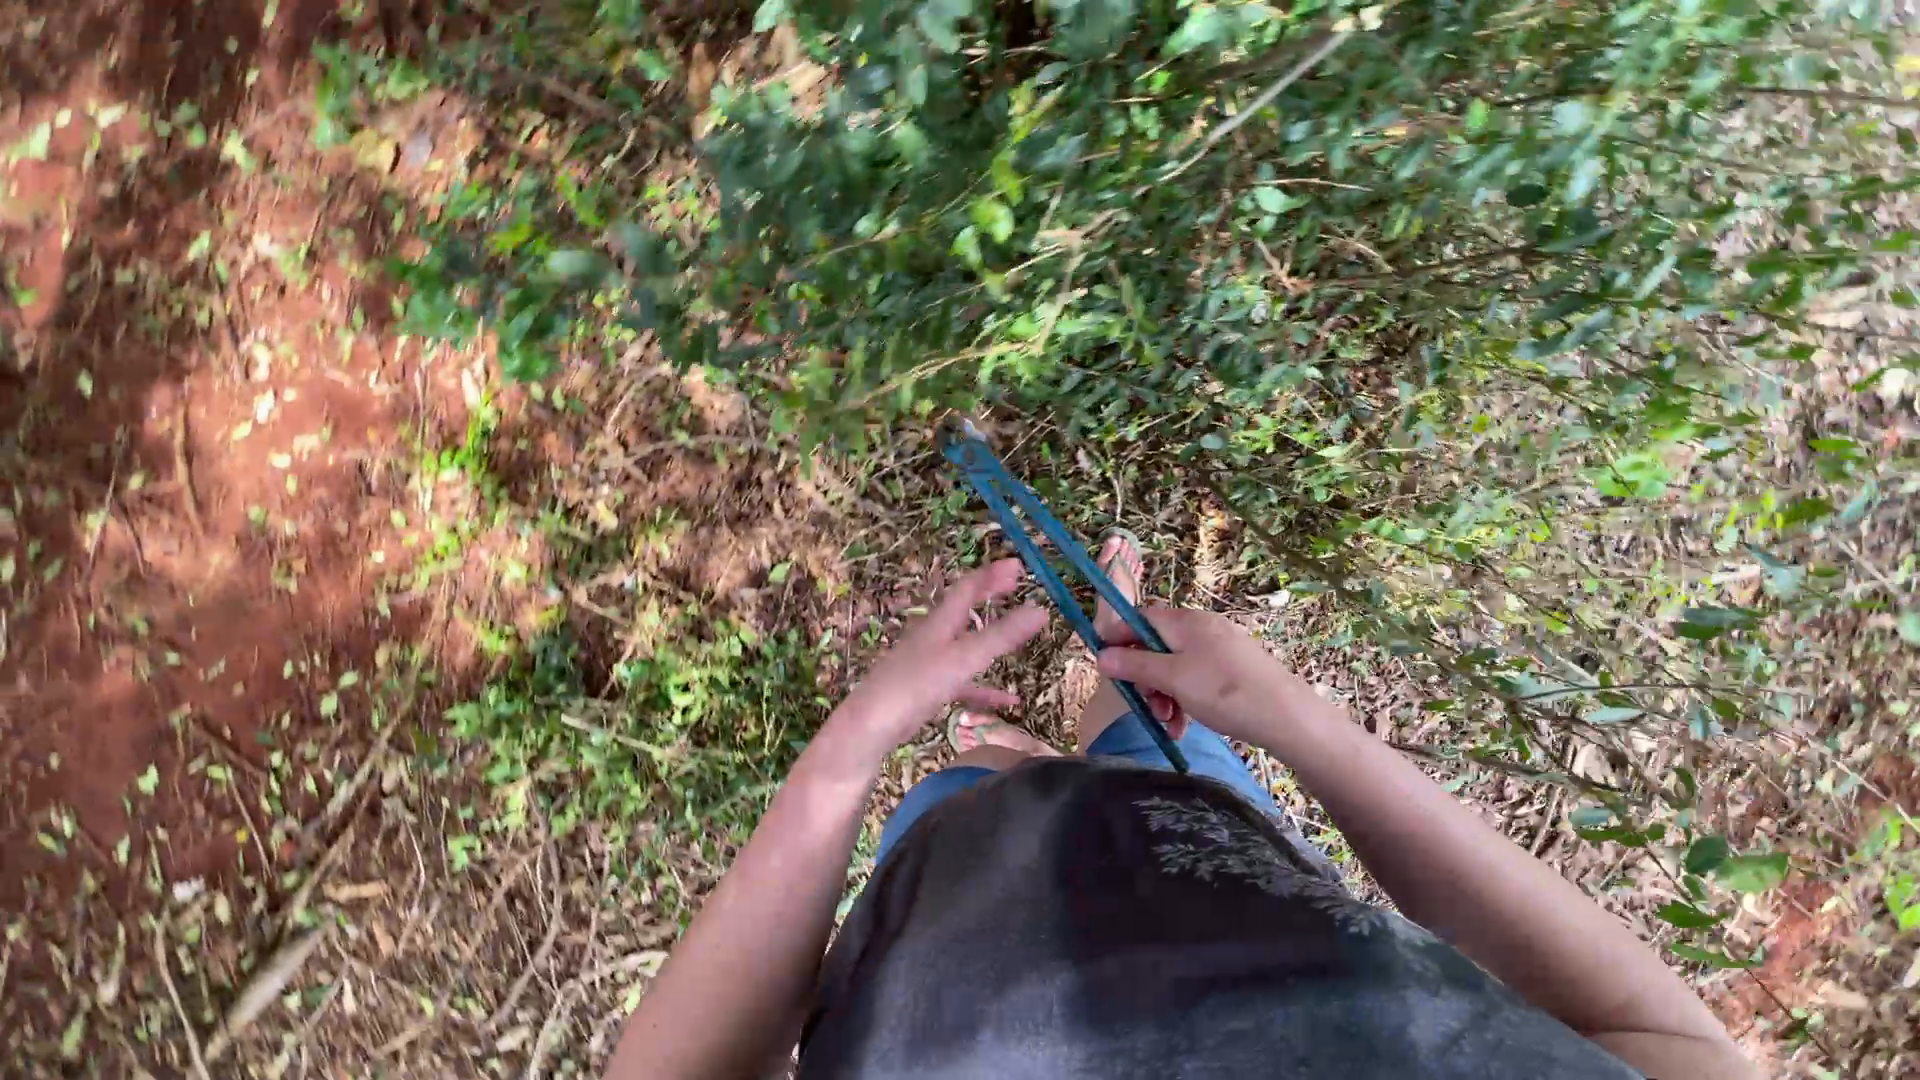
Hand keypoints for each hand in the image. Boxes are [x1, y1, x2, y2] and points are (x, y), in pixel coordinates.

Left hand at [824, 559, 1047, 764]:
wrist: (869, 728)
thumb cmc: (913, 686)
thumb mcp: (962, 659)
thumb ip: (1000, 637)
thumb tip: (1041, 610)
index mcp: (940, 623)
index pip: (968, 587)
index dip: (992, 574)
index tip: (1018, 565)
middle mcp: (933, 637)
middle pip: (965, 609)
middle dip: (989, 596)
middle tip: (1015, 586)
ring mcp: (929, 665)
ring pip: (965, 645)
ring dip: (990, 638)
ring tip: (1017, 636)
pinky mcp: (927, 691)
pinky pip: (964, 683)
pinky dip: (986, 687)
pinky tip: (1008, 702)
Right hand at [1095, 607, 1322, 747]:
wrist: (1289, 718)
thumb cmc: (1225, 692)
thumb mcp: (1173, 679)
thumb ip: (1135, 665)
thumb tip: (1101, 655)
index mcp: (1186, 622)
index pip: (1138, 619)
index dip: (1118, 641)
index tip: (1106, 669)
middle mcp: (1202, 628)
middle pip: (1155, 645)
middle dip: (1144, 677)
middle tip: (1144, 705)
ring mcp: (1219, 649)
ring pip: (1175, 666)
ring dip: (1163, 694)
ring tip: (1168, 723)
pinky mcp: (1233, 670)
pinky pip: (1196, 678)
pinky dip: (1185, 699)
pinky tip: (1185, 725)